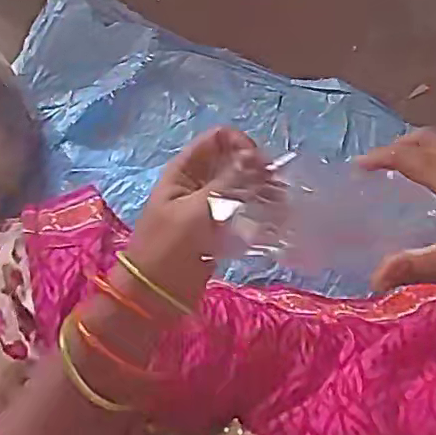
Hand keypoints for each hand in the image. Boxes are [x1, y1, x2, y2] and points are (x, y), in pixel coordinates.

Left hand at [120, 127, 267, 317]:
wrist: (154, 295)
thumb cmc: (167, 249)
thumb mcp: (195, 211)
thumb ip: (226, 183)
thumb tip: (253, 155)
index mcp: (185, 170)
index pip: (219, 139)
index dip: (242, 146)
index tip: (261, 168)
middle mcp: (199, 182)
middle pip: (235, 162)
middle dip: (258, 172)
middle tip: (277, 192)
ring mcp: (209, 205)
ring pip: (242, 187)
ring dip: (263, 193)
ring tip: (281, 210)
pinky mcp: (219, 228)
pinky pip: (243, 211)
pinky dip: (259, 213)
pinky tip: (274, 223)